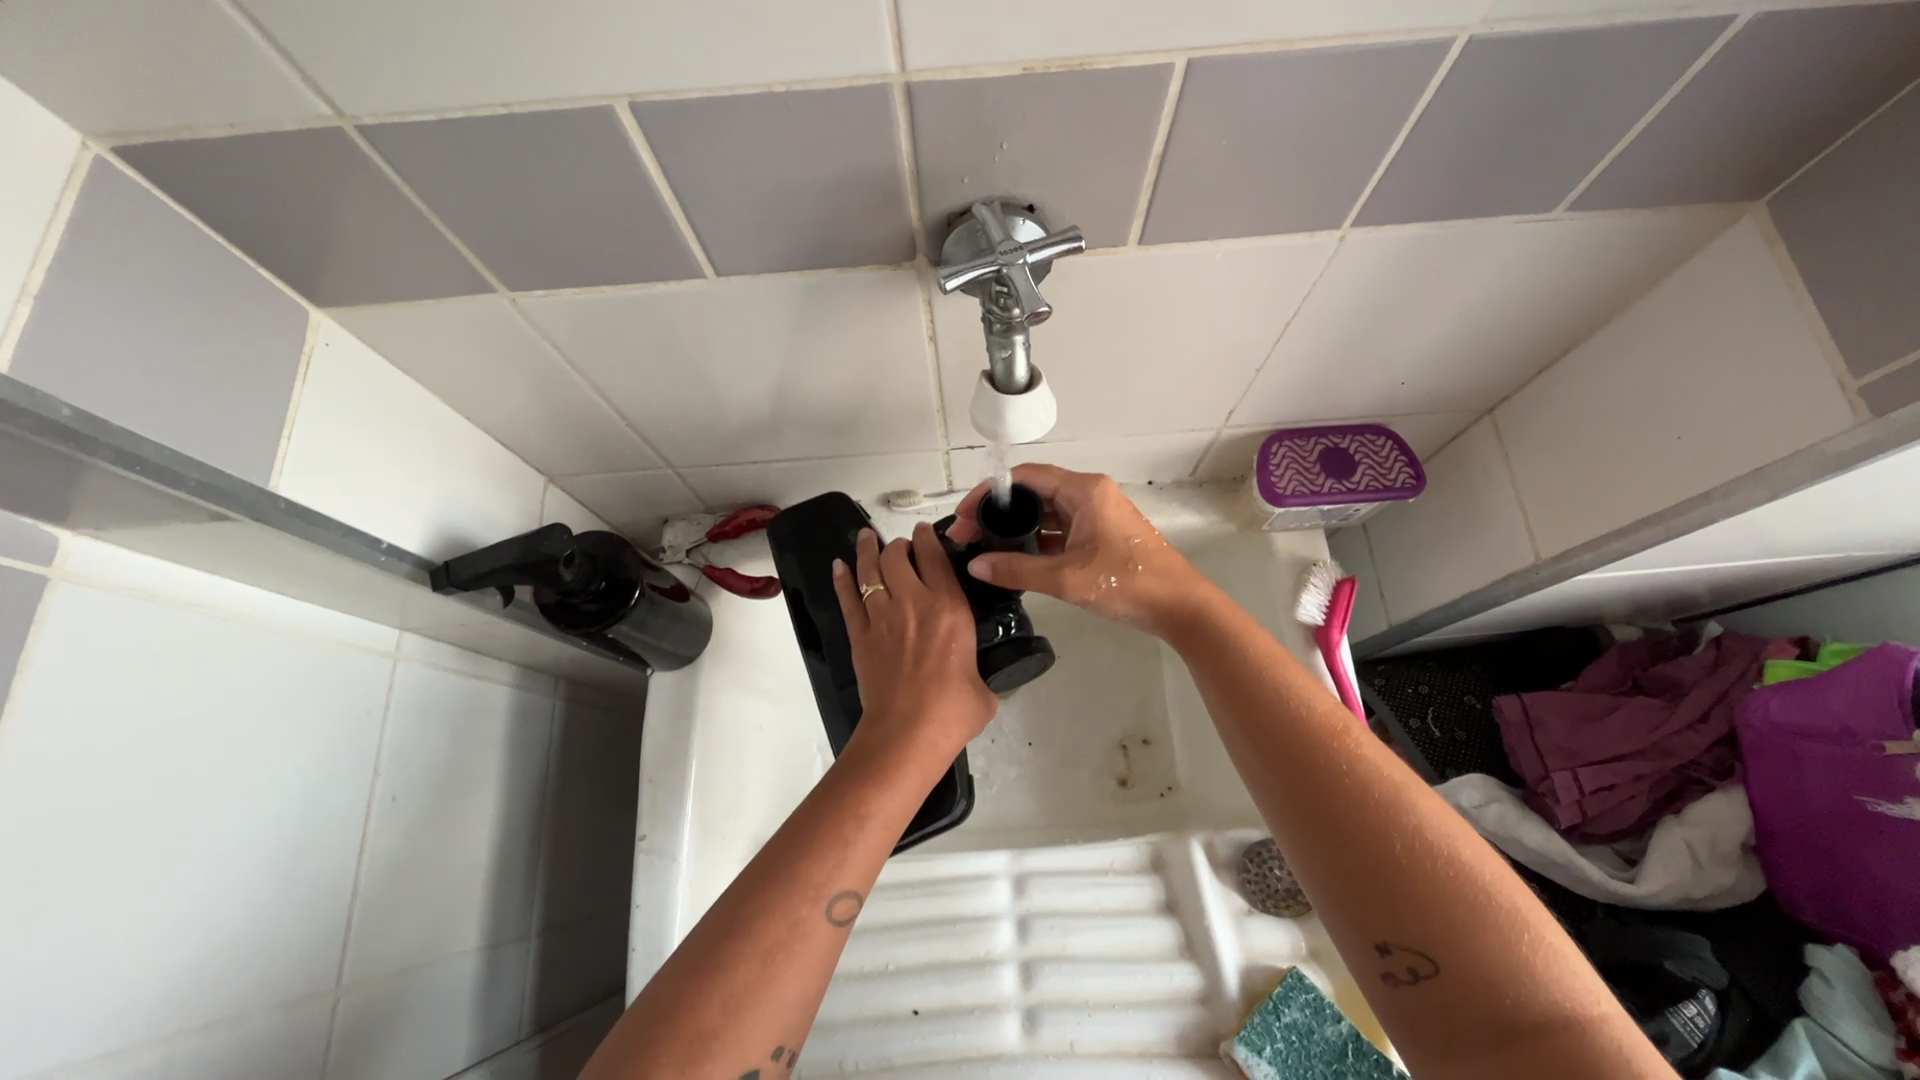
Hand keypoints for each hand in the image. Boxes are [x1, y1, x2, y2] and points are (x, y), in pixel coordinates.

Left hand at [831, 522, 997, 758]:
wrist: (907, 733)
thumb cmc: (953, 711)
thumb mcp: (984, 690)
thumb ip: (981, 676)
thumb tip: (979, 684)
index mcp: (950, 608)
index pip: (936, 557)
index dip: (928, 538)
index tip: (925, 532)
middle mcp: (913, 602)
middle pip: (897, 556)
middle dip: (898, 545)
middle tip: (900, 546)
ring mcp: (881, 617)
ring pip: (869, 571)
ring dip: (867, 550)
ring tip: (866, 537)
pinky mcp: (859, 636)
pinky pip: (848, 599)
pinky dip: (842, 579)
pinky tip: (839, 566)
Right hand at [945, 464, 1207, 635]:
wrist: (1180, 606)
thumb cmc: (1127, 583)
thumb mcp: (1066, 579)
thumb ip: (1016, 570)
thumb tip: (975, 565)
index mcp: (1084, 490)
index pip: (1024, 477)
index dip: (989, 493)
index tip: (964, 516)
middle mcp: (1089, 494)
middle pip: (1032, 492)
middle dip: (998, 513)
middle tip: (968, 536)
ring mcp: (1096, 515)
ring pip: (1045, 513)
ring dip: (1016, 528)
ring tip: (985, 548)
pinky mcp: (1099, 535)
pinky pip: (1059, 530)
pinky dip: (1036, 541)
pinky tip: (1015, 560)